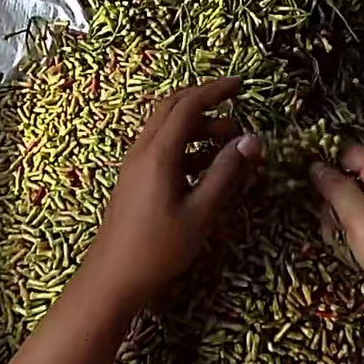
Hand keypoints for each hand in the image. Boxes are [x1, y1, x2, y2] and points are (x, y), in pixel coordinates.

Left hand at [84, 78, 264, 307]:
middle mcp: (143, 150)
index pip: (187, 105)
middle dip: (205, 102)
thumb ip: (226, 173)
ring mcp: (135, 164)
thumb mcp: (200, 212)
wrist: (111, 278)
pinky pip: (161, 147)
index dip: (215, 90)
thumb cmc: (158, 248)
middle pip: (172, 108)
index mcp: (158, 153)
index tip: (240, 84)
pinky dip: (186, 146)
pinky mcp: (134, 178)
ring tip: (228, 145)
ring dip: (197, 128)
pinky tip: (206, 167)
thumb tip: (252, 140)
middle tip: (234, 109)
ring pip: (166, 128)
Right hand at [311, 145, 363, 310]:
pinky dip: (355, 226)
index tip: (307, 184)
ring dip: (341, 214)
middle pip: (352, 175)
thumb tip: (316, 166)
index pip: (349, 152)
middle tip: (325, 220)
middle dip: (333, 195)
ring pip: (357, 197)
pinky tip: (349, 244)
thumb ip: (336, 188)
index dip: (326, 163)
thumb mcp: (359, 219)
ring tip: (336, 237)